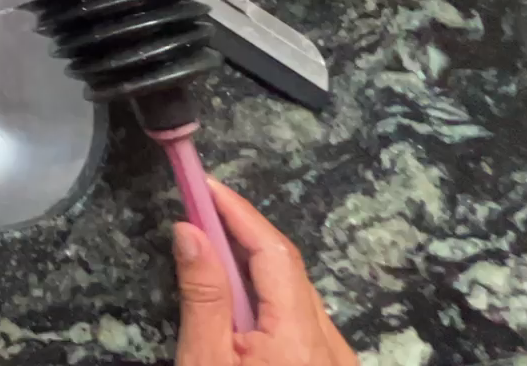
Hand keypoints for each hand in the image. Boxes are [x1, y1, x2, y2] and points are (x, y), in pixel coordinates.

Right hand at [175, 178, 358, 365]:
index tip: (200, 179)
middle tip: (193, 204)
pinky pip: (297, 315)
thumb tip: (189, 228)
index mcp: (302, 338)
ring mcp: (337, 362)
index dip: (237, 209)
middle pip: (285, 267)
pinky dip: (261, 290)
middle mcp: (332, 345)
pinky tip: (232, 294)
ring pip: (293, 291)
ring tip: (204, 243)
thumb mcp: (205, 361)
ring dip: (248, 259)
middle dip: (239, 229)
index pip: (272, 251)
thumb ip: (202, 293)